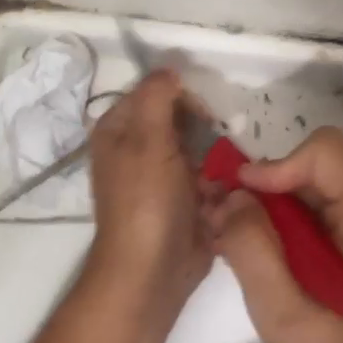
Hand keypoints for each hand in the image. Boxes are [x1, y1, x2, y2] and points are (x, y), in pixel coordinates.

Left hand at [85, 70, 213, 323]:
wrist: (152, 272)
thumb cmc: (146, 201)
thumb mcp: (148, 139)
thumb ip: (157, 97)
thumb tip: (168, 70)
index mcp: (118, 132)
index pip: (151, 93)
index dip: (179, 94)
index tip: (207, 109)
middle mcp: (136, 151)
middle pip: (178, 122)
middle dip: (202, 129)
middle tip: (223, 138)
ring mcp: (160, 180)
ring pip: (198, 152)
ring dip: (215, 160)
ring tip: (223, 171)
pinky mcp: (183, 205)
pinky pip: (208, 183)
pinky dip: (218, 187)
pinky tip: (225, 196)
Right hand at [204, 127, 342, 342]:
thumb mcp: (284, 314)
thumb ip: (253, 249)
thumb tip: (230, 196)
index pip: (325, 151)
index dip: (276, 164)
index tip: (239, 198)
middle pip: (318, 170)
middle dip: (267, 190)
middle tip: (223, 223)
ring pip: (320, 192)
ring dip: (276, 211)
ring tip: (238, 244)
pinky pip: (330, 215)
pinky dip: (294, 227)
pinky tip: (268, 259)